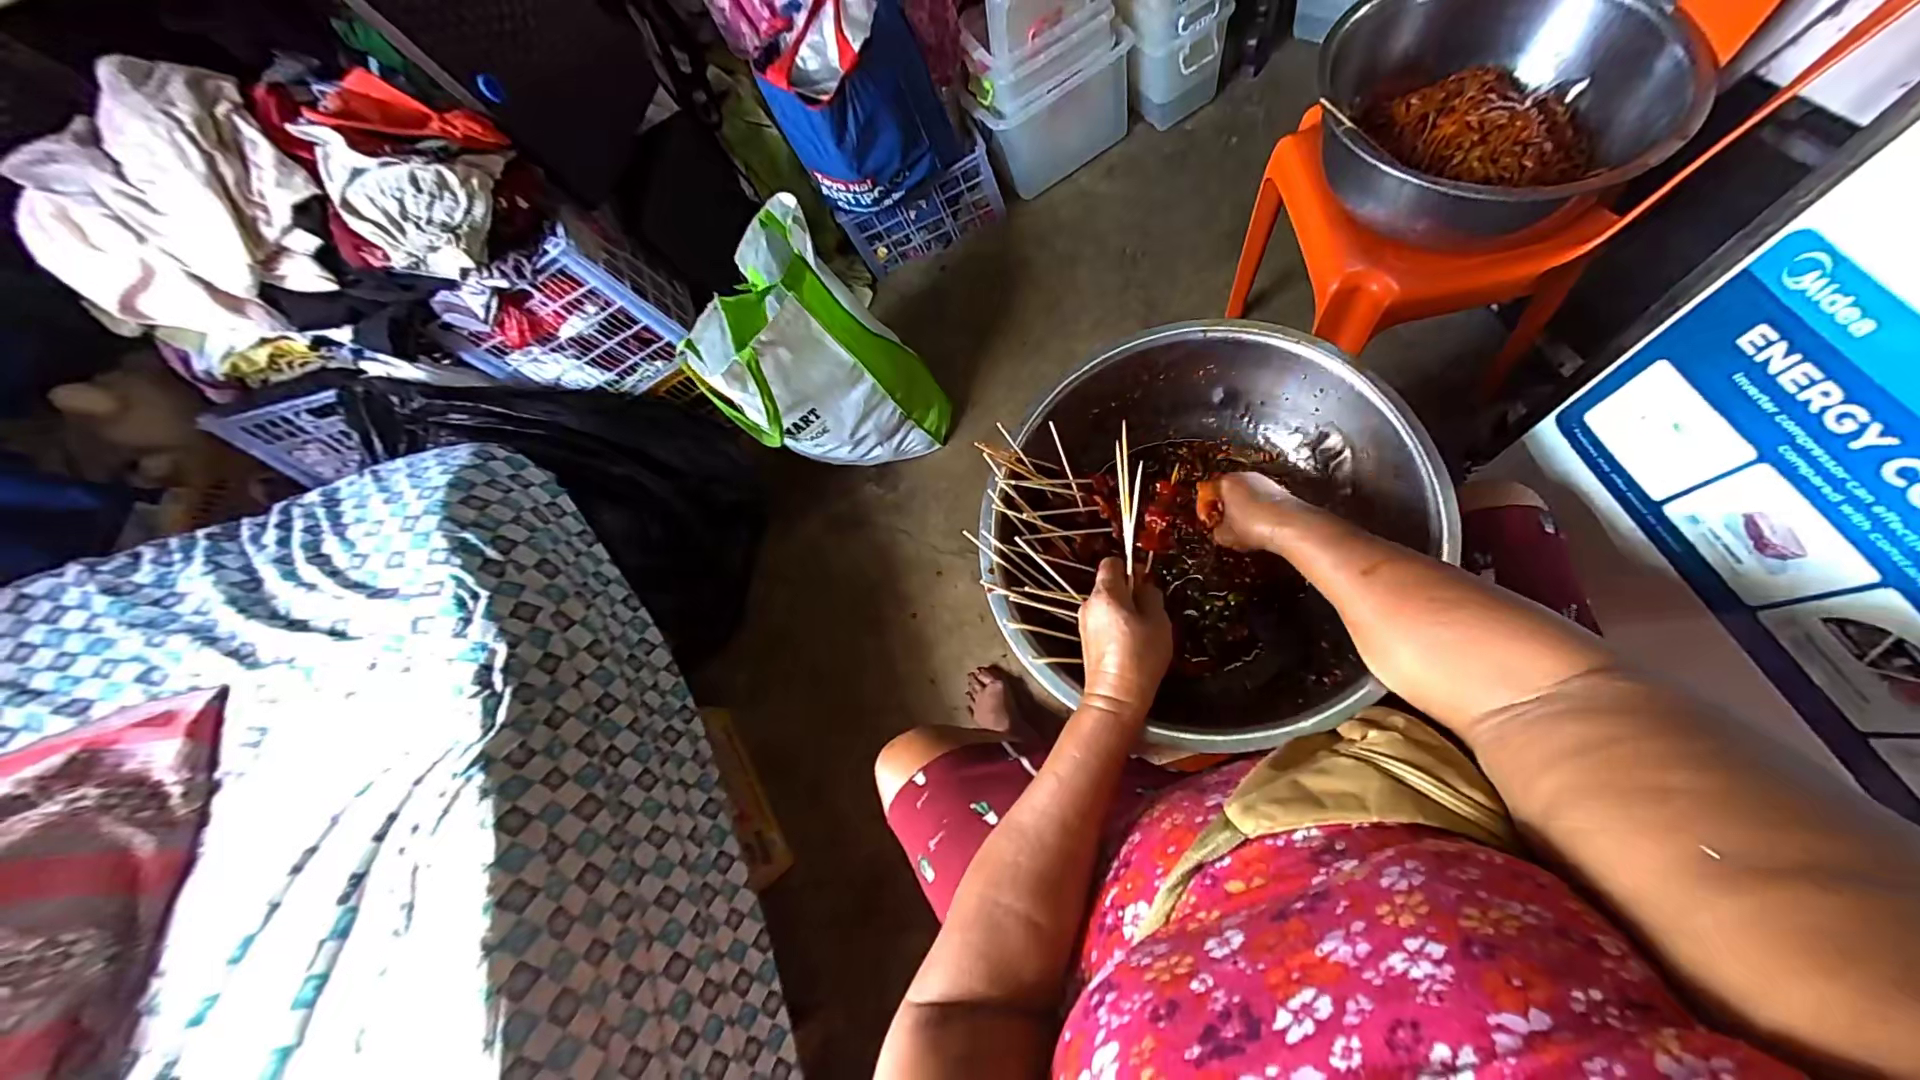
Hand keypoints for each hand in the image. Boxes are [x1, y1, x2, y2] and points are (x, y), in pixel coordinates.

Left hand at [1078, 557, 1172, 718]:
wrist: (1115, 696)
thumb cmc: (1141, 655)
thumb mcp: (1158, 620)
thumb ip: (1151, 595)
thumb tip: (1144, 583)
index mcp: (1105, 593)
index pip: (1111, 562)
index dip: (1129, 565)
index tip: (1145, 578)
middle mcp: (1088, 603)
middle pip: (1108, 583)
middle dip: (1128, 589)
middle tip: (1149, 606)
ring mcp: (1084, 621)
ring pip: (1106, 602)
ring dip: (1122, 607)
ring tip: (1142, 627)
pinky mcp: (1085, 638)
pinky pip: (1102, 619)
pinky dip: (1115, 622)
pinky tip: (1129, 640)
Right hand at [1208, 471, 1301, 551]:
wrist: (1291, 524)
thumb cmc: (1251, 526)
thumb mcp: (1224, 535)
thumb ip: (1216, 530)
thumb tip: (1218, 529)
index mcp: (1225, 482)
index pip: (1206, 491)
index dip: (1203, 508)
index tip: (1206, 522)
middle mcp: (1244, 476)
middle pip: (1226, 490)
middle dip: (1222, 507)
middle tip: (1221, 523)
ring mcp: (1263, 481)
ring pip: (1244, 494)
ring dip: (1239, 508)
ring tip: (1240, 526)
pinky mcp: (1279, 489)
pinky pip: (1260, 498)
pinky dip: (1255, 509)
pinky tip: (1258, 525)